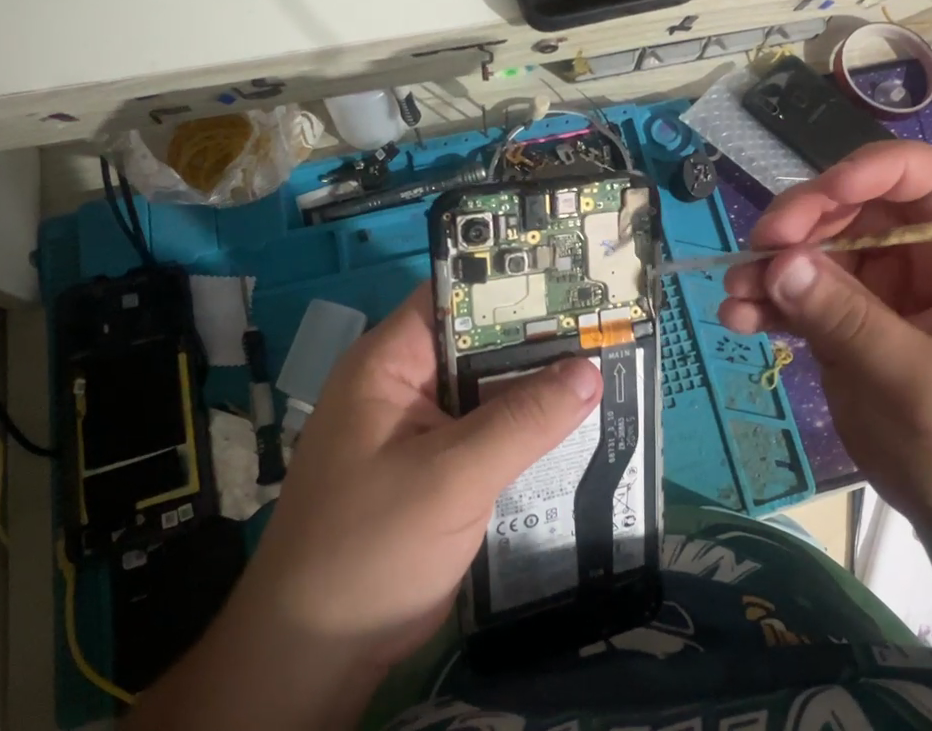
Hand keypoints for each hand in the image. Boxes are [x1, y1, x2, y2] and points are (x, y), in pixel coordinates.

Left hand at [241, 286, 600, 665]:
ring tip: (612, 364)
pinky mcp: (439, 471)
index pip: (454, 300)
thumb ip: (522, 421)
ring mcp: (422, 431)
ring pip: (490, 392)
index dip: (512, 286)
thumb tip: (589, 370)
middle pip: (480, 346)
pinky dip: (529, 430)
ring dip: (540, 387)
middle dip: (540, 339)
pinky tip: (581, 425)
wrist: (320, 649)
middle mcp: (405, 387)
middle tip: (610, 326)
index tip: (576, 281)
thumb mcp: (450, 477)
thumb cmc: (370, 548)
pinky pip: (490, 434)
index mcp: (389, 365)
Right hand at [719, 141, 931, 563]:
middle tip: (762, 246)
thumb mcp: (924, 386)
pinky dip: (763, 301)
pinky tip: (737, 318)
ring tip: (735, 290)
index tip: (824, 194)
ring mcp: (877, 294)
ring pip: (816, 248)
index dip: (879, 170)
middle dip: (806, 218)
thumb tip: (780, 263)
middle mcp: (922, 262)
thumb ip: (853, 323)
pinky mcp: (841, 327)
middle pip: (858, 206)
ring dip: (771, 261)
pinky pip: (796, 296)